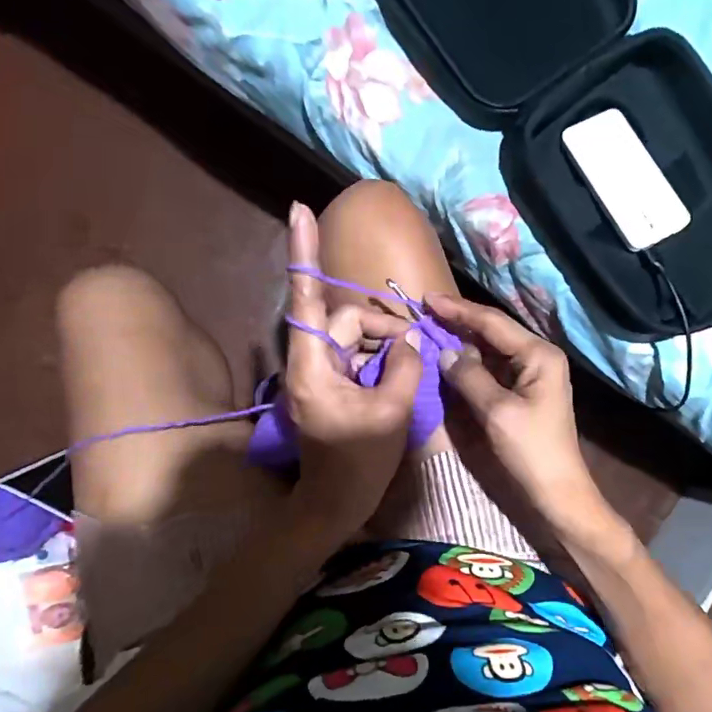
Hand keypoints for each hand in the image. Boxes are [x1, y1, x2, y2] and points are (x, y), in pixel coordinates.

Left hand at [283, 203, 423, 538]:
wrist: (334, 503)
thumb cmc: (359, 462)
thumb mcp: (392, 411)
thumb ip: (404, 365)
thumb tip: (410, 339)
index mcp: (313, 366)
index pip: (306, 298)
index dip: (303, 252)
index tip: (298, 208)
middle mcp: (307, 362)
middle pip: (342, 321)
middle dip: (379, 328)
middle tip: (412, 350)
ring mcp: (314, 375)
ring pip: (349, 339)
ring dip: (379, 346)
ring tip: (406, 368)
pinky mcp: (323, 386)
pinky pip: (350, 357)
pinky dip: (374, 360)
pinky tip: (395, 375)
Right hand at [425, 293, 613, 537]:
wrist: (556, 491)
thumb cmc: (531, 450)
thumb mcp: (496, 411)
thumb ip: (469, 377)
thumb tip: (444, 352)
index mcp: (539, 355)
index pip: (492, 323)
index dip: (458, 310)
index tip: (427, 299)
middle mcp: (537, 357)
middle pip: (492, 331)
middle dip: (459, 321)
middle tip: (425, 311)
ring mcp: (531, 375)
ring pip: (490, 349)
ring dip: (462, 340)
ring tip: (431, 328)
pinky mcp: (522, 393)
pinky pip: (491, 369)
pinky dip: (469, 363)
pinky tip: (450, 358)